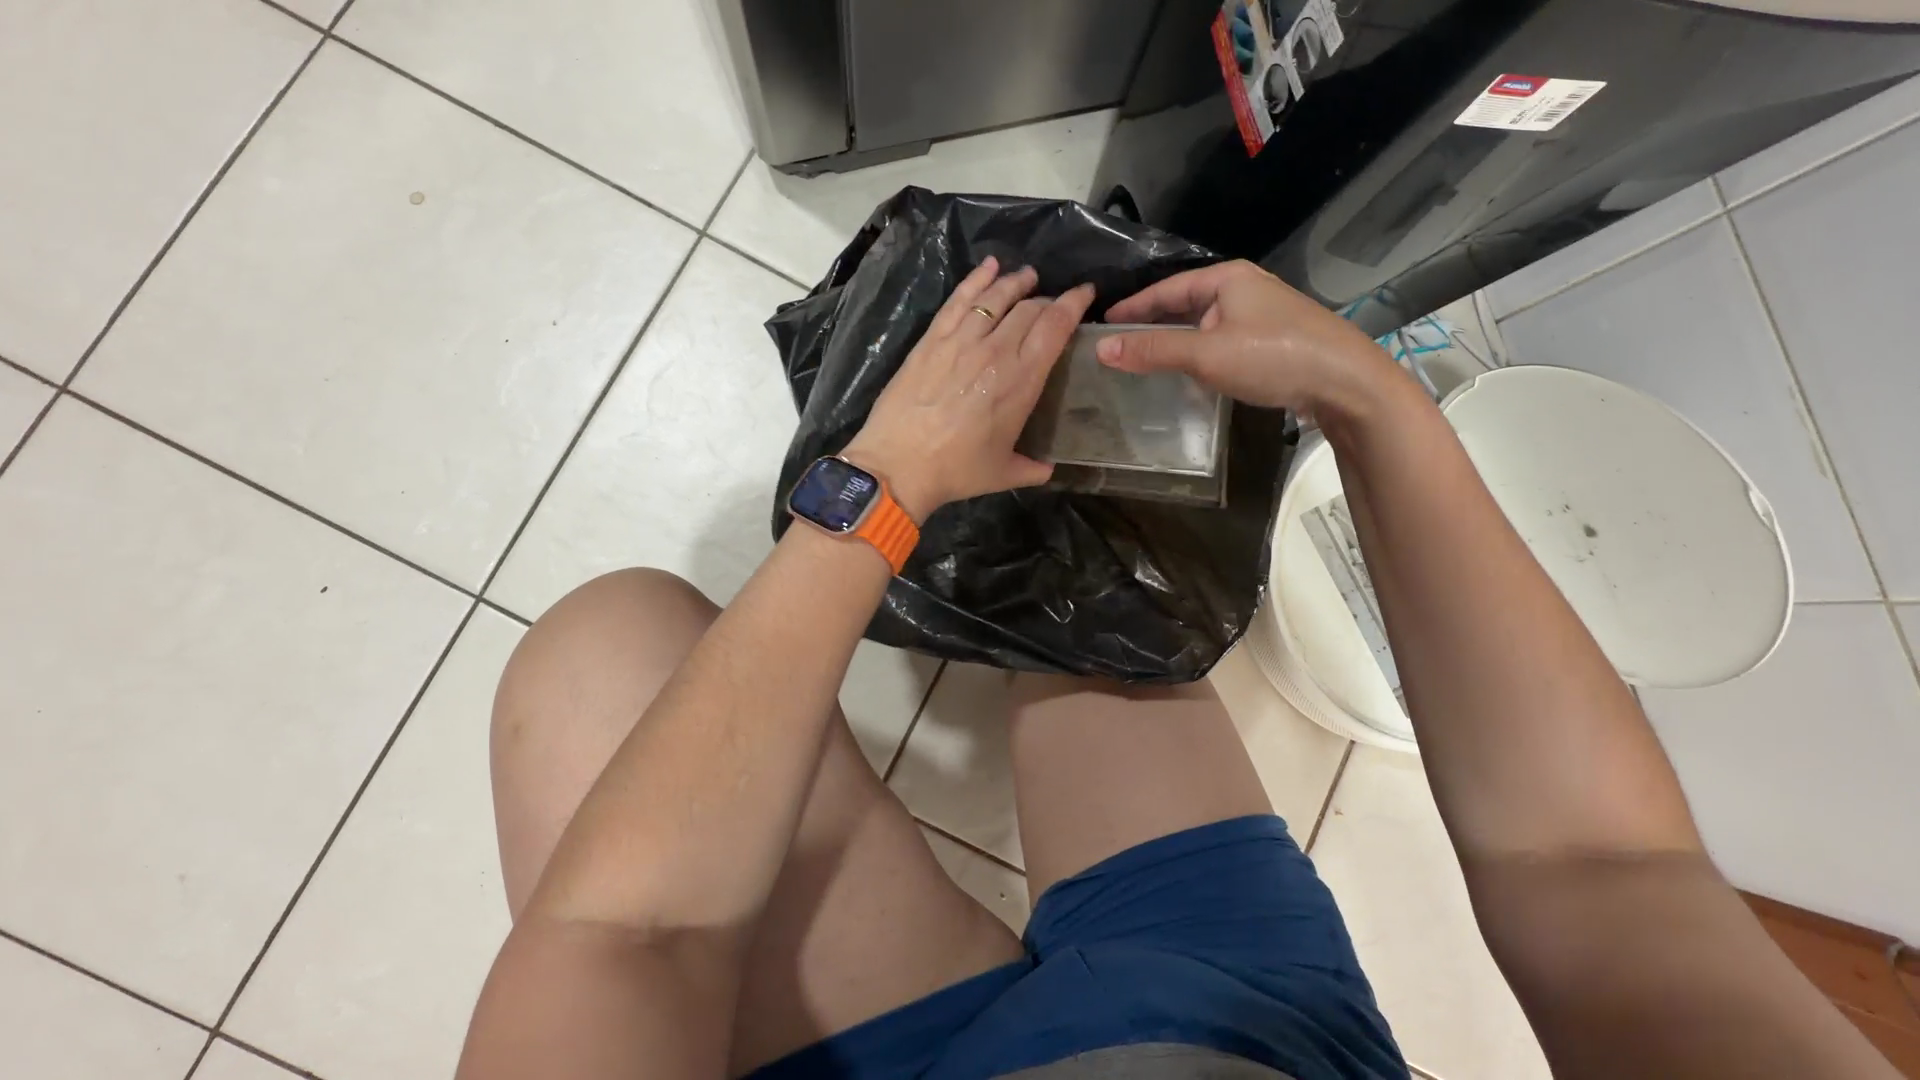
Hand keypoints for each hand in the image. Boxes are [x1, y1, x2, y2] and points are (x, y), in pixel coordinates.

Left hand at [844, 257, 1096, 521]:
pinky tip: (989, 267)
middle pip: (1029, 308)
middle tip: (1053, 301)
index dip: (1074, 304)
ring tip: (1027, 276)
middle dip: (1048, 299)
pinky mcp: (932, 339)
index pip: (1055, 327)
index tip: (1086, 293)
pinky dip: (976, 279)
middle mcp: (995, 351)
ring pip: (995, 297)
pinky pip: (959, 300)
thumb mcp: (1004, 473)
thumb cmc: (956, 471)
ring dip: (1015, 282)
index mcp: (1022, 380)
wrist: (898, 464)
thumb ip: (1032, 467)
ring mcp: (961, 341)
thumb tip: (1048, 468)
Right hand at [1095, 260, 1406, 421]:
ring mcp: (1261, 315)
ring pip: (1205, 325)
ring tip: (1145, 359)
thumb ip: (1153, 351)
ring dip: (1176, 341)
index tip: (1103, 324)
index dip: (1133, 307)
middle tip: (1119, 344)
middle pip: (1185, 304)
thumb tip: (1101, 349)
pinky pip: (1223, 341)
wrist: (1345, 382)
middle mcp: (1244, 289)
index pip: (1166, 288)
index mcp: (1227, 278)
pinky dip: (1199, 354)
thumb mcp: (1206, 354)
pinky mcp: (1273, 341)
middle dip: (1153, 323)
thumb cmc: (1273, 356)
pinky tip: (1189, 373)